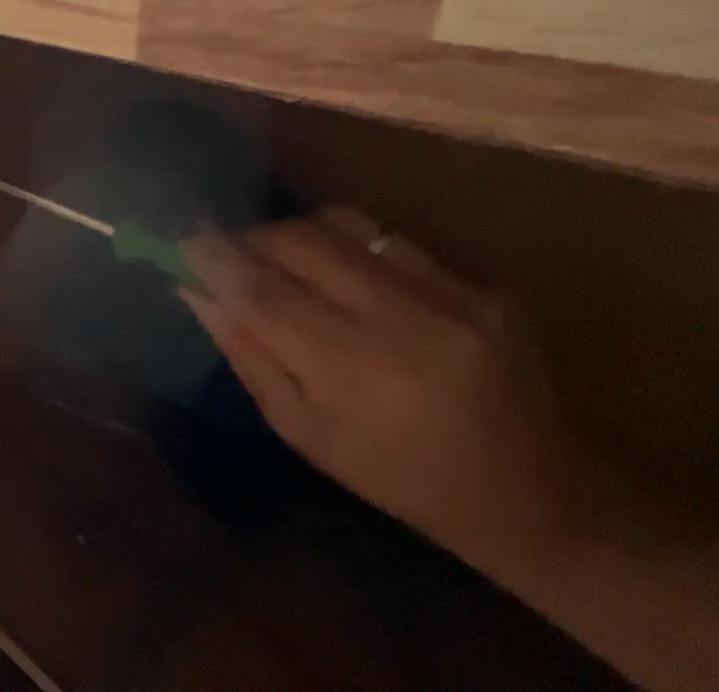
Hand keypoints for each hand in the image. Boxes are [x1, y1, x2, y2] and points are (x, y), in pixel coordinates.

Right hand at [179, 208, 570, 565]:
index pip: (263, 292)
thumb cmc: (396, 476)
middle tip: (233, 249)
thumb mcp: (303, 431)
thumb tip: (195, 290)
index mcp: (353, 372)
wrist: (533, 492)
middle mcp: (405, 321)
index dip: (217, 259)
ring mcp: (453, 295)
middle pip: (302, 243)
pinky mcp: (487, 283)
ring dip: (301, 232)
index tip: (185, 240)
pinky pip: (395, 236)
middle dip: (254, 238)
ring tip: (286, 253)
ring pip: (348, 225)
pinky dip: (353, 242)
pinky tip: (345, 266)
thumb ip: (246, 353)